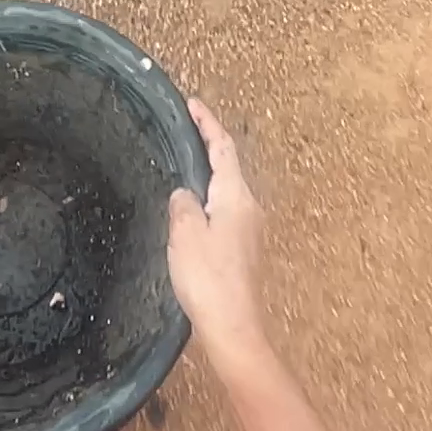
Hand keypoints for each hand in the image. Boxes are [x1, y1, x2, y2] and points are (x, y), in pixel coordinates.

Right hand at [168, 98, 267, 361]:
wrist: (233, 327)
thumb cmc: (208, 277)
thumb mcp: (185, 233)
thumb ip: (183, 203)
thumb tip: (184, 193)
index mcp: (235, 195)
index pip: (222, 147)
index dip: (207, 123)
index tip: (192, 103)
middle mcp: (248, 206)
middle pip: (229, 164)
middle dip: (209, 143)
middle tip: (186, 127)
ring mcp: (248, 228)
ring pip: (227, 187)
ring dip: (209, 170)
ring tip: (185, 160)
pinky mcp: (243, 247)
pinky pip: (224, 207)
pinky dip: (209, 194)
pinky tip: (193, 206)